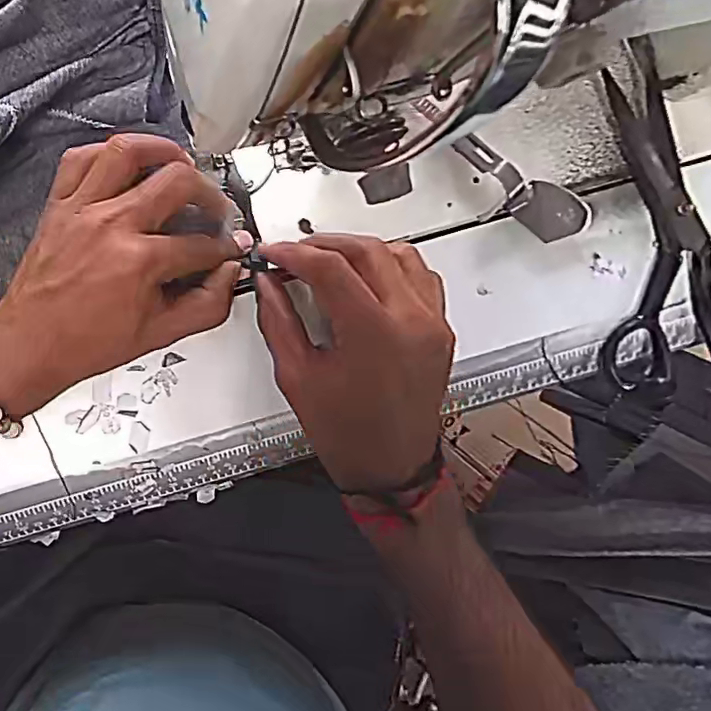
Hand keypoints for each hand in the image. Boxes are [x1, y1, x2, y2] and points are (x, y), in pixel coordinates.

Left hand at [0, 133, 242, 420]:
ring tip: (180, 163)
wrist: (30, 345)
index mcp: (138, 262)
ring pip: (128, 152)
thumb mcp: (158, 335)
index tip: (228, 248)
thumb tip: (229, 275)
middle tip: (215, 209)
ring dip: (163, 150)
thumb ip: (206, 305)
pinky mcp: (58, 206)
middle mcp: (111, 226)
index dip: (225, 246)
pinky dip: (105, 151)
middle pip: (178, 181)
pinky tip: (124, 162)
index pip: (201, 243)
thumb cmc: (83, 343)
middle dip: (211, 194)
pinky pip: (79, 158)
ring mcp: (81, 210)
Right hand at [255, 235, 454, 493]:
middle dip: (323, 244)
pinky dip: (391, 265)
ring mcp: (432, 324)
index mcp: (374, 335)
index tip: (275, 253)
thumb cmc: (349, 435)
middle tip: (294, 254)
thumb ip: (279, 321)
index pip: (330, 267)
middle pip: (366, 251)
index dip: (294, 253)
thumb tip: (270, 285)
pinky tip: (368, 275)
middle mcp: (411, 323)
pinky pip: (421, 276)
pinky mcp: (440, 329)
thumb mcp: (296, 376)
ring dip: (358, 250)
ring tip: (327, 260)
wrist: (390, 466)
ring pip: (399, 254)